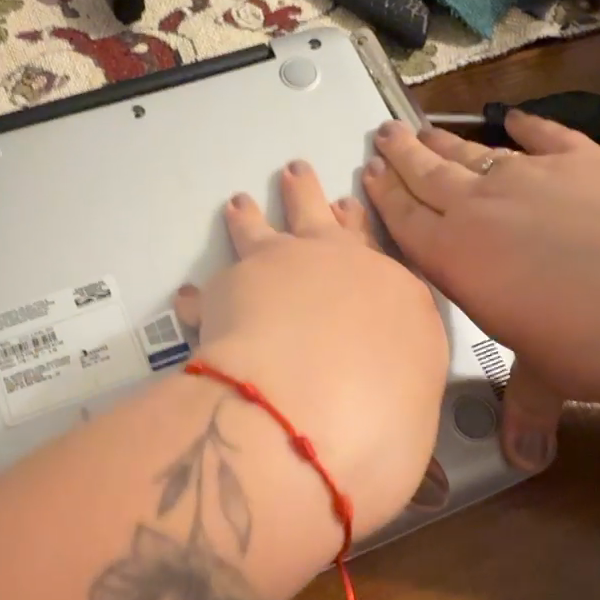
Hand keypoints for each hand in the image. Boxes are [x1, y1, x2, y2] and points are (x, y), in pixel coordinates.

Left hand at [175, 161, 449, 540]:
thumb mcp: (412, 420)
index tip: (352, 210)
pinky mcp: (227, 287)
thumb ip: (396, 401)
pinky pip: (207, 290)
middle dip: (310, 196)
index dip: (363, 231)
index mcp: (398, 296)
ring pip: (263, 227)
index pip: (381, 254)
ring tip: (239, 204)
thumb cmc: (380, 426)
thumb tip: (384, 415)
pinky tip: (188, 300)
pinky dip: (198, 298)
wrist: (308, 414)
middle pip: (325, 220)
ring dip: (250, 216)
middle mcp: (341, 266)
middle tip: (295, 172)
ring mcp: (282, 268)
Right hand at [362, 113, 599, 459]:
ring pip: (478, 154)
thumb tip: (523, 456)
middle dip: (402, 155)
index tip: (367, 174)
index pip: (406, 221)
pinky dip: (529, 128)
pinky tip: (517, 121)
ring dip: (448, 142)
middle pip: (430, 175)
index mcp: (461, 260)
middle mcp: (489, 209)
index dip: (384, 197)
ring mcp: (542, 177)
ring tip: (424, 129)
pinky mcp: (593, 160)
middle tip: (383, 135)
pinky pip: (548, 137)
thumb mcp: (555, 378)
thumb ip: (525, 404)